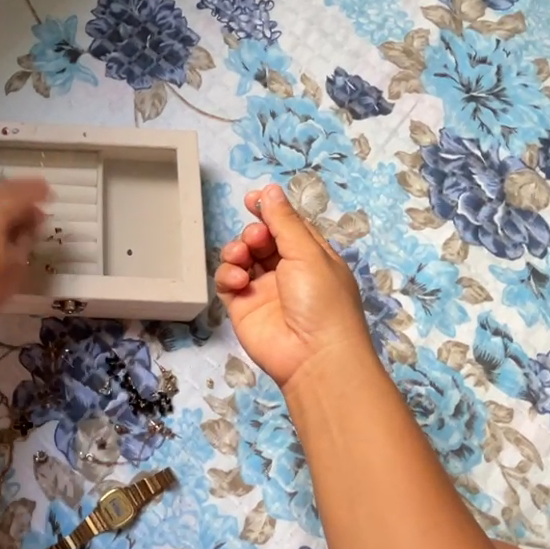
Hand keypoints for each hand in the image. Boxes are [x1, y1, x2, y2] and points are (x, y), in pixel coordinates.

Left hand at [0, 178, 48, 327]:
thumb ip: (26, 239)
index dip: (38, 192)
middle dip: (21, 193)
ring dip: (4, 202)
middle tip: (38, 201)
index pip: (20, 194)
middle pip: (1, 191)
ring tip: (20, 214)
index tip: (51, 195)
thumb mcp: (15, 266)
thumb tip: (31, 224)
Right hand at [214, 184, 376, 386]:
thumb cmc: (322, 302)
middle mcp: (287, 271)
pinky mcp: (242, 306)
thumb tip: (270, 190)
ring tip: (242, 258)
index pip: (287, 225)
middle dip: (253, 233)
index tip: (252, 199)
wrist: (313, 357)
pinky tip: (238, 280)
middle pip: (260, 239)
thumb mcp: (308, 254)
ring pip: (240, 257)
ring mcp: (263, 289)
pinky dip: (228, 274)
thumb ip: (284, 221)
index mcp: (311, 256)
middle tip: (255, 239)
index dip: (269, 211)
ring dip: (237, 250)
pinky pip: (227, 281)